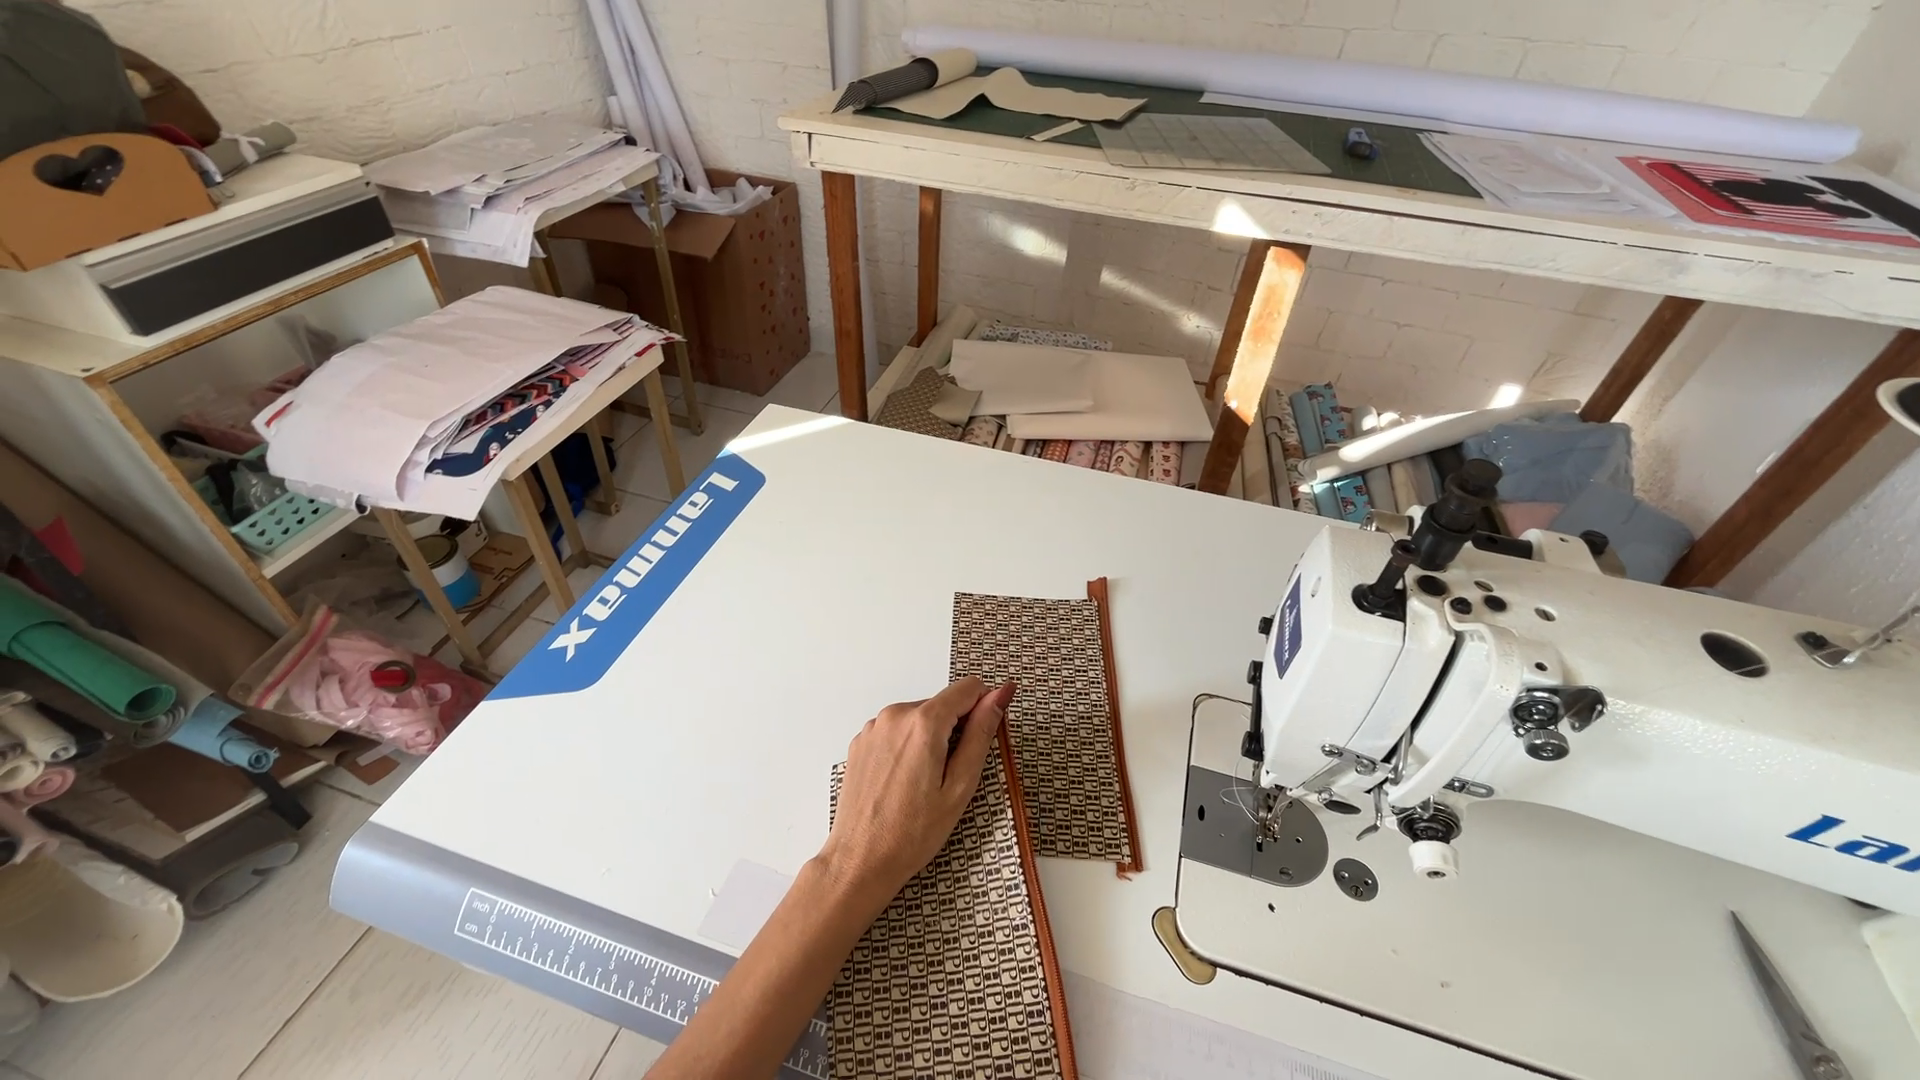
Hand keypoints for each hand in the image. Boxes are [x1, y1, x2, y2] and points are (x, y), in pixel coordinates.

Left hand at [816, 676, 1017, 911]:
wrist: (860, 860)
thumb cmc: (912, 832)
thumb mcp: (960, 786)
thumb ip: (981, 733)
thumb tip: (1000, 695)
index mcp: (923, 723)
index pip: (967, 688)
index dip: (984, 706)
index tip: (987, 732)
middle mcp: (895, 715)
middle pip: (942, 704)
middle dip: (955, 730)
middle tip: (952, 775)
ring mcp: (873, 727)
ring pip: (919, 717)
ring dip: (930, 738)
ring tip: (925, 782)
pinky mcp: (861, 741)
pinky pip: (896, 730)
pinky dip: (908, 746)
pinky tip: (904, 781)